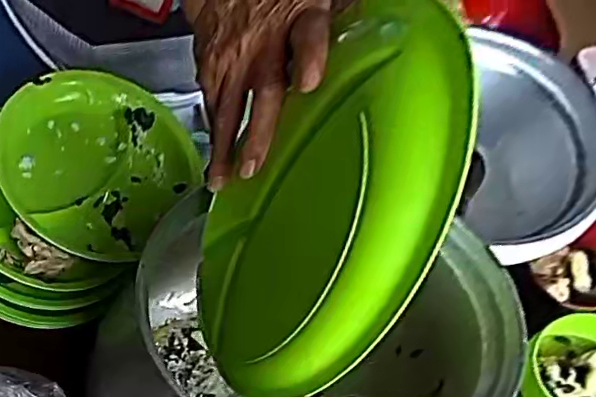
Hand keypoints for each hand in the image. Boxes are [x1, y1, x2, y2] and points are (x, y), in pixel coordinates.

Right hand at [191, 0, 330, 189]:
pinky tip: (216, 156)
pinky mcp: (209, 73)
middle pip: (263, 91)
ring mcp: (232, 62)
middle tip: (253, 165)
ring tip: (223, 180)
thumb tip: (386, 20)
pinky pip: (212, 107)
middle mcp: (263, 43)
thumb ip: (340, 10)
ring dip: (223, 149)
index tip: (310, 83)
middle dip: (256, 132)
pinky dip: (214, 133)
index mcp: (302, 13)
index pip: (309, 34)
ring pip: (226, 111)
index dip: (311, 56)